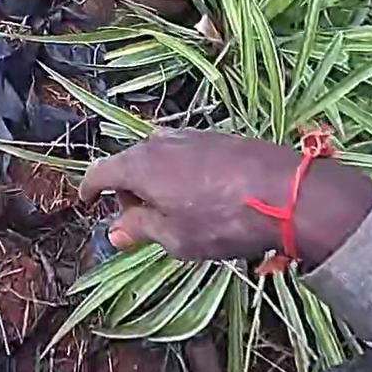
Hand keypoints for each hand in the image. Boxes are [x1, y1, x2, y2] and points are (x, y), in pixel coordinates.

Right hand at [77, 129, 371, 263]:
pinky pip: (182, 153)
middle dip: (127, 190)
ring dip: (154, 181)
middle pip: (128, 162)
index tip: (86, 200)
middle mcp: (158, 142)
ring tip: (173, 210)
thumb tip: (113, 230)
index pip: (100, 170)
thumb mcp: (174, 236)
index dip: (89, 186)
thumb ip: (139, 229)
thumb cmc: (221, 220)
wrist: (285, 190)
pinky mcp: (215, 136)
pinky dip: (177, 172)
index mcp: (139, 165)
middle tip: (140, 221)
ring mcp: (188, 135)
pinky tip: (200, 195)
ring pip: (157, 156)